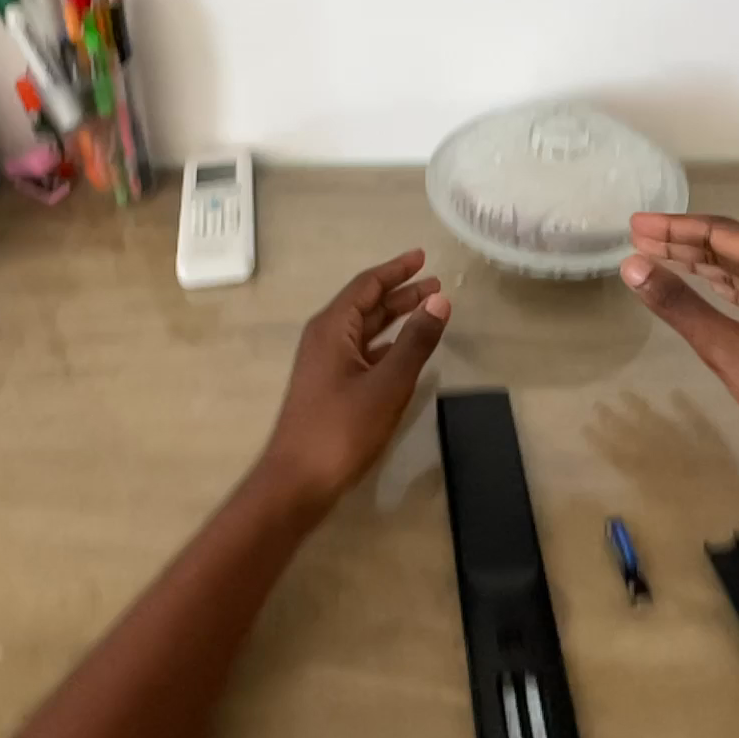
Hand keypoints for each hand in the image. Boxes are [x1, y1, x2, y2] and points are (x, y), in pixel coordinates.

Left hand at [263, 249, 451, 507]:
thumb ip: (416, 341)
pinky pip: (362, 351)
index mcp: (333, 328)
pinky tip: (405, 351)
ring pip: (365, 329)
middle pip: (366, 304)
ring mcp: (325, 363)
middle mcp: (325, 338)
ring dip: (395, 318)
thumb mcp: (387, 383)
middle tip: (435, 284)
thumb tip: (440, 300)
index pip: (367, 285)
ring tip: (427, 311)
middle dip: (400, 293)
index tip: (422, 257)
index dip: (397, 270)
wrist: (298, 480)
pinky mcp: (330, 386)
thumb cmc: (342, 428)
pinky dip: (386, 344)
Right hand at [618, 214, 738, 463]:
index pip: (721, 233)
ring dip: (697, 262)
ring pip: (738, 270)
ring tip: (656, 255)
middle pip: (730, 246)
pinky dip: (716, 286)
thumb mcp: (731, 349)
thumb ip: (680, 305)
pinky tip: (698, 286)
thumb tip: (632, 266)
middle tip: (636, 236)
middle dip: (682, 241)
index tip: (635, 224)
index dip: (675, 227)